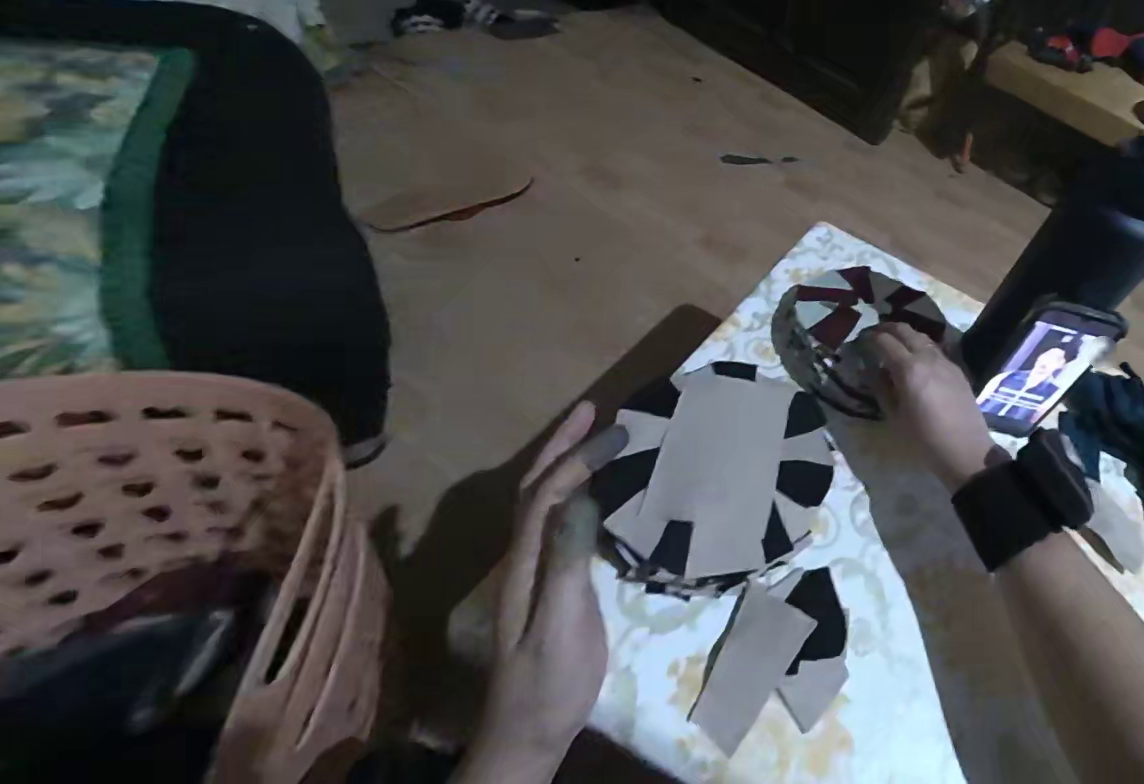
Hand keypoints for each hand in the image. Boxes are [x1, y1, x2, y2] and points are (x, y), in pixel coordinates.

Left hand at [457, 402, 625, 783]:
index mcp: (527, 561)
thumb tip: (581, 497)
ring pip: (543, 499)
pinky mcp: (551, 578)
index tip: (618, 432)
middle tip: (591, 409)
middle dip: (560, 443)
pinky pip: (558, 516)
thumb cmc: (550, 682)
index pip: (548, 493)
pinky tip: (594, 485)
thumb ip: (568, 562)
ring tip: (591, 431)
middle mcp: (525, 555)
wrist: (528, 734)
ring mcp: (535, 567)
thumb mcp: (562, 625)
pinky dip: (573, 486)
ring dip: (563, 459)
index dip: (579, 458)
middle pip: (535, 486)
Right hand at [867, 323, 998, 489]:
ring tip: (894, 343)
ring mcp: (945, 361)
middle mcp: (927, 357)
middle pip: (905, 330)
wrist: (965, 450)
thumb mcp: (894, 416)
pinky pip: (935, 349)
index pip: (885, 341)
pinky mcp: (957, 369)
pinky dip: (921, 346)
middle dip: (887, 328)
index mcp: (908, 369)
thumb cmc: (924, 439)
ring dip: (905, 335)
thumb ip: (881, 388)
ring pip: (922, 336)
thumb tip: (871, 369)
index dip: (870, 337)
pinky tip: (916, 358)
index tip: (860, 340)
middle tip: (874, 334)